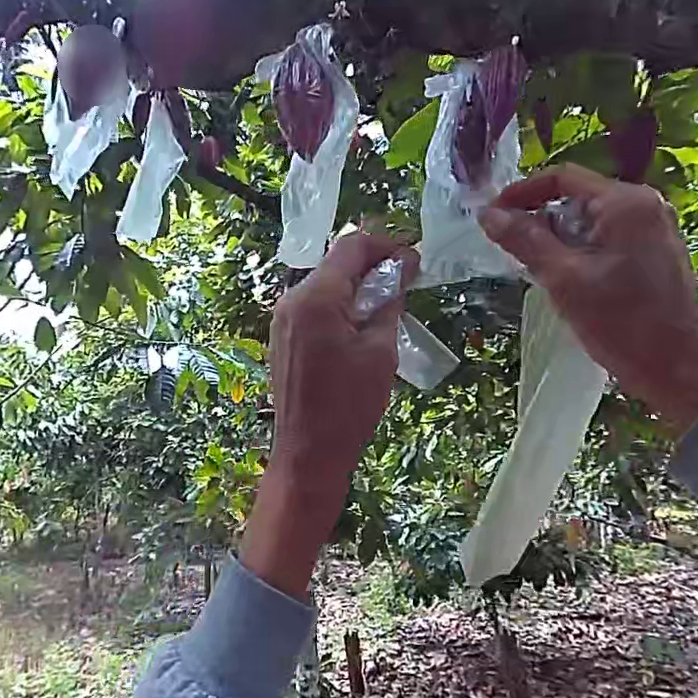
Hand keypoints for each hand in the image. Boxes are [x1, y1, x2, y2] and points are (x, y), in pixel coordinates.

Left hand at [244, 230, 416, 597]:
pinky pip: (314, 307)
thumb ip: (388, 302)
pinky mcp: (282, 338)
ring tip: (388, 307)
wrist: (309, 452)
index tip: (414, 259)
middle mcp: (291, 299)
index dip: (386, 244)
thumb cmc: (350, 404)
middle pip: (336, 263)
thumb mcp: (381, 350)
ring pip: (325, 284)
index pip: (351, 246)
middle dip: (373, 266)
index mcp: (315, 297)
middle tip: (407, 282)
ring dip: (357, 287)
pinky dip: (340, 306)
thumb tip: (401, 269)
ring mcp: (282, 319)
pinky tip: (361, 326)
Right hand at [480, 164, 697, 430]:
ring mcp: (653, 232)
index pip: (563, 178)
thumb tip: (488, 214)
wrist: (678, 369)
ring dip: (558, 242)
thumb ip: (525, 241)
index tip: (492, 218)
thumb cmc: (622, 323)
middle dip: (540, 222)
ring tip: (535, 273)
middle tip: (511, 253)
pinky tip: (565, 284)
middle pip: (577, 200)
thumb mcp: (564, 279)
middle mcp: (644, 207)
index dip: (521, 193)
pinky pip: (606, 242)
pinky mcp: (653, 256)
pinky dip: (579, 255)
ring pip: (590, 224)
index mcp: (626, 203)